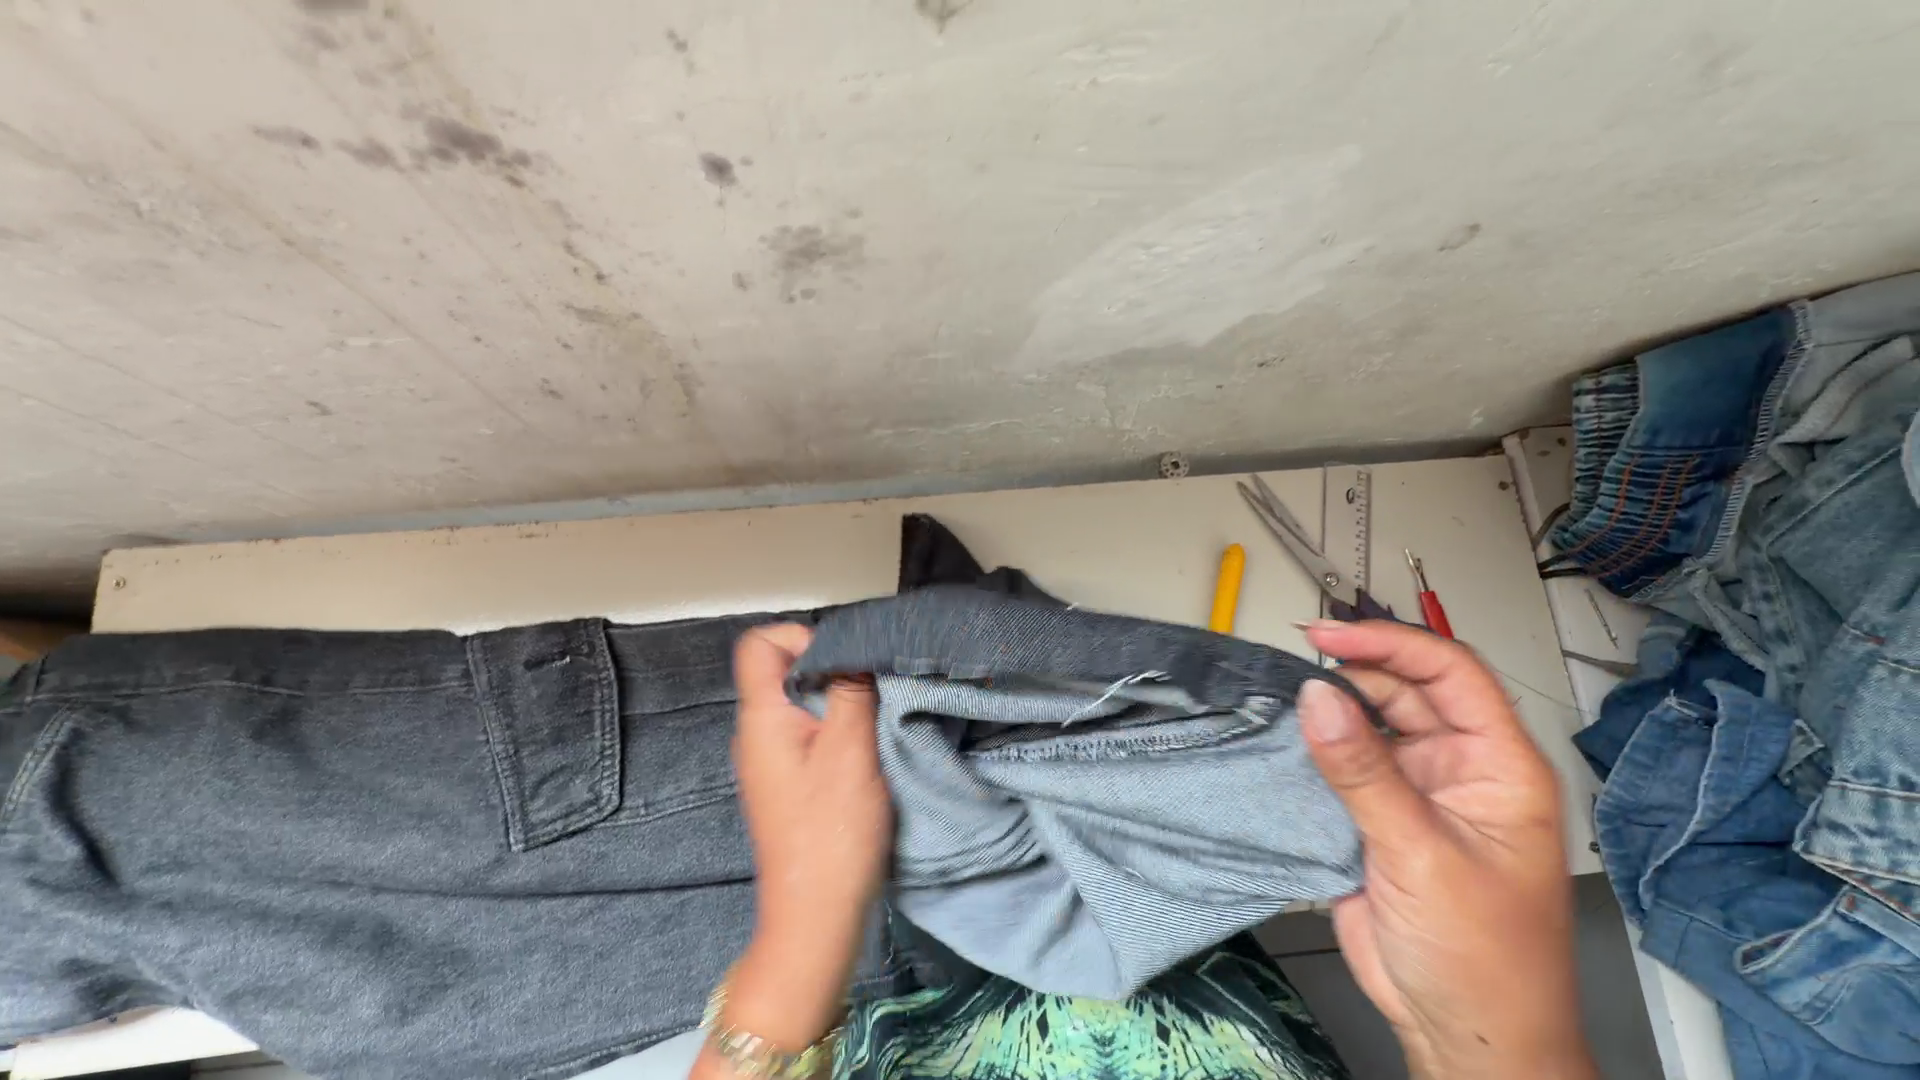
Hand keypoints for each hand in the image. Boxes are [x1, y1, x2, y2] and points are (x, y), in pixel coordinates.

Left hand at [718, 624, 892, 1052]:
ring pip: (801, 703)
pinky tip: (866, 749)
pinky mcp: (788, 783)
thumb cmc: (832, 832)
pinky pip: (808, 733)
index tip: (846, 659)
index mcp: (761, 718)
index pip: (759, 644)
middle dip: (831, 668)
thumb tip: (855, 649)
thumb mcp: (851, 751)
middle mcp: (756, 734)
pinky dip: (837, 729)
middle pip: (784, 671)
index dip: (801, 636)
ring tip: (875, 718)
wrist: (816, 917)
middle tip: (873, 687)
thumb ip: (851, 691)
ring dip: (839, 701)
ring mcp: (770, 761)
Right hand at [1298, 620, 1596, 1079]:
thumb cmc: (1480, 958)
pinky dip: (1315, 744)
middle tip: (1292, 661)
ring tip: (1283, 694)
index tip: (1328, 637)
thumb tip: (1314, 696)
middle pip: (1405, 689)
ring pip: (1370, 721)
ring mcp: (1415, 788)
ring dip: (1330, 705)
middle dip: (1352, 669)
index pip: (1450, 674)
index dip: (1390, 644)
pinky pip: (1343, 760)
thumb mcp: (1422, 856)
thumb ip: (1364, 774)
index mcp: (1500, 766)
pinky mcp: (1377, 814)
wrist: (1460, 1032)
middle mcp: (1458, 766)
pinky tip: (1285, 734)